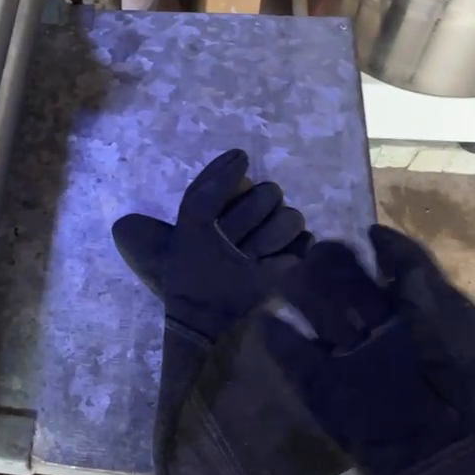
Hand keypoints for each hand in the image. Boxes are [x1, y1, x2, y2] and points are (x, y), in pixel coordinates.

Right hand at [112, 149, 311, 345]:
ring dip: (287, 217)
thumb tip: (227, 160)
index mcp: (191, 230)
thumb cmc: (185, 269)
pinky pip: (296, 253)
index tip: (241, 156)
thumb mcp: (173, 236)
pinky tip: (297, 240)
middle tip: (268, 196)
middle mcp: (220, 243)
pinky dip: (301, 243)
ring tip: (284, 219)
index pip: (208, 193)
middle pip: (256, 204)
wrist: (196, 317)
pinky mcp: (268, 282)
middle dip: (268, 193)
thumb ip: (192, 201)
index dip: (226, 171)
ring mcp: (247, 263)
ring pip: (282, 225)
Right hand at [262, 225, 474, 474]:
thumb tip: (382, 243)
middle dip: (332, 265)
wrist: (456, 465)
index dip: (378, 251)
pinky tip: (265, 318)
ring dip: (299, 293)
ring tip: (279, 268)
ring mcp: (354, 364)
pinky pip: (296, 360)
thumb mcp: (461, 322)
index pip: (396, 273)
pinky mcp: (325, 392)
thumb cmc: (471, 386)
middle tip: (315, 246)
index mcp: (426, 318)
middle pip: (351, 289)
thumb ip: (421, 283)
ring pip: (320, 317)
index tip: (360, 232)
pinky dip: (279, 339)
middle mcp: (387, 336)